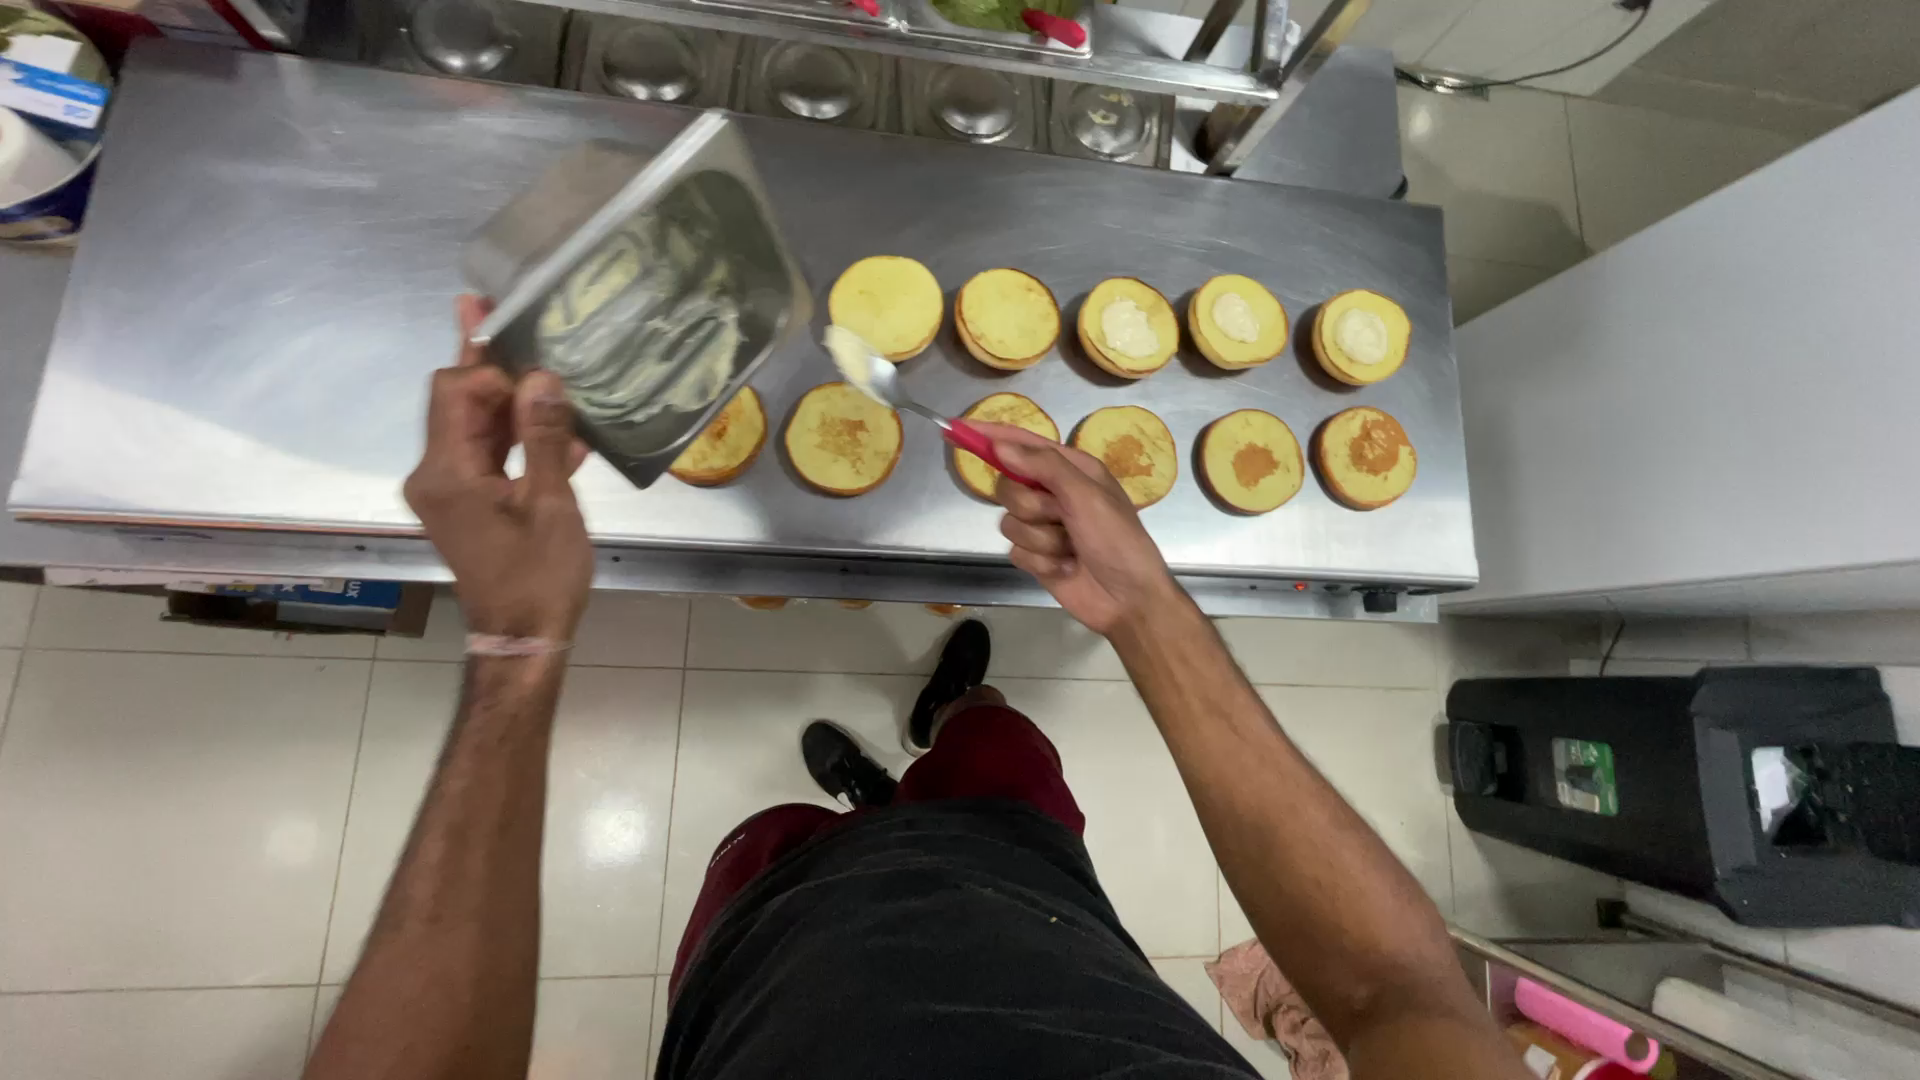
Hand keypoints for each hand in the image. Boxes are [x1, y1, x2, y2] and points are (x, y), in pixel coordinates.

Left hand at [403, 296, 593, 640]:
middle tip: (492, 309)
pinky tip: (560, 434)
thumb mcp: (550, 504)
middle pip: (459, 403)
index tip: (536, 359)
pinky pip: (491, 458)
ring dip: (511, 404)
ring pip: (477, 429)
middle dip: (487, 365)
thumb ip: (544, 438)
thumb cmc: (539, 575)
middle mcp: (435, 474)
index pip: (455, 392)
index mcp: (445, 471)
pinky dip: (519, 442)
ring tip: (540, 365)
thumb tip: (541, 377)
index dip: (491, 367)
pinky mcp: (470, 505)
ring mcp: (451, 491)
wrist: (523, 635)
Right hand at [978, 423, 1184, 637]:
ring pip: (1009, 522)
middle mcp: (1053, 493)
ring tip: (1071, 549)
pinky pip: (1015, 551)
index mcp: (1070, 469)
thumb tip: (1001, 445)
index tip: (957, 428)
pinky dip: (1041, 562)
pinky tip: (1066, 568)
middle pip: (1007, 487)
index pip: (1022, 444)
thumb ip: (1043, 466)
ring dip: (1042, 540)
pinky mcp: (1035, 556)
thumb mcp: (1086, 495)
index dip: (990, 435)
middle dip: (1031, 507)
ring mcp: (1042, 526)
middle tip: (1061, 517)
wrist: (1128, 598)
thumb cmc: (1117, 539)